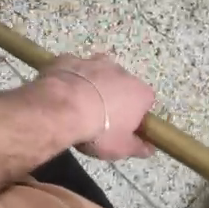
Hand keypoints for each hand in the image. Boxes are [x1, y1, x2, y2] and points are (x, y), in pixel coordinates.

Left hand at [42, 54, 156, 160]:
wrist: (60, 108)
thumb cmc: (98, 130)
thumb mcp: (121, 148)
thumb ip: (138, 147)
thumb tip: (148, 148)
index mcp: (139, 92)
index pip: (145, 101)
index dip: (134, 115)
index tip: (122, 127)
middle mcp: (120, 71)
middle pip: (120, 84)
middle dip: (112, 96)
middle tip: (97, 117)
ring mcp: (92, 61)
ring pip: (95, 72)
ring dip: (90, 85)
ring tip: (76, 105)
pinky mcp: (67, 59)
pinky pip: (71, 69)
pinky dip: (68, 78)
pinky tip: (59, 93)